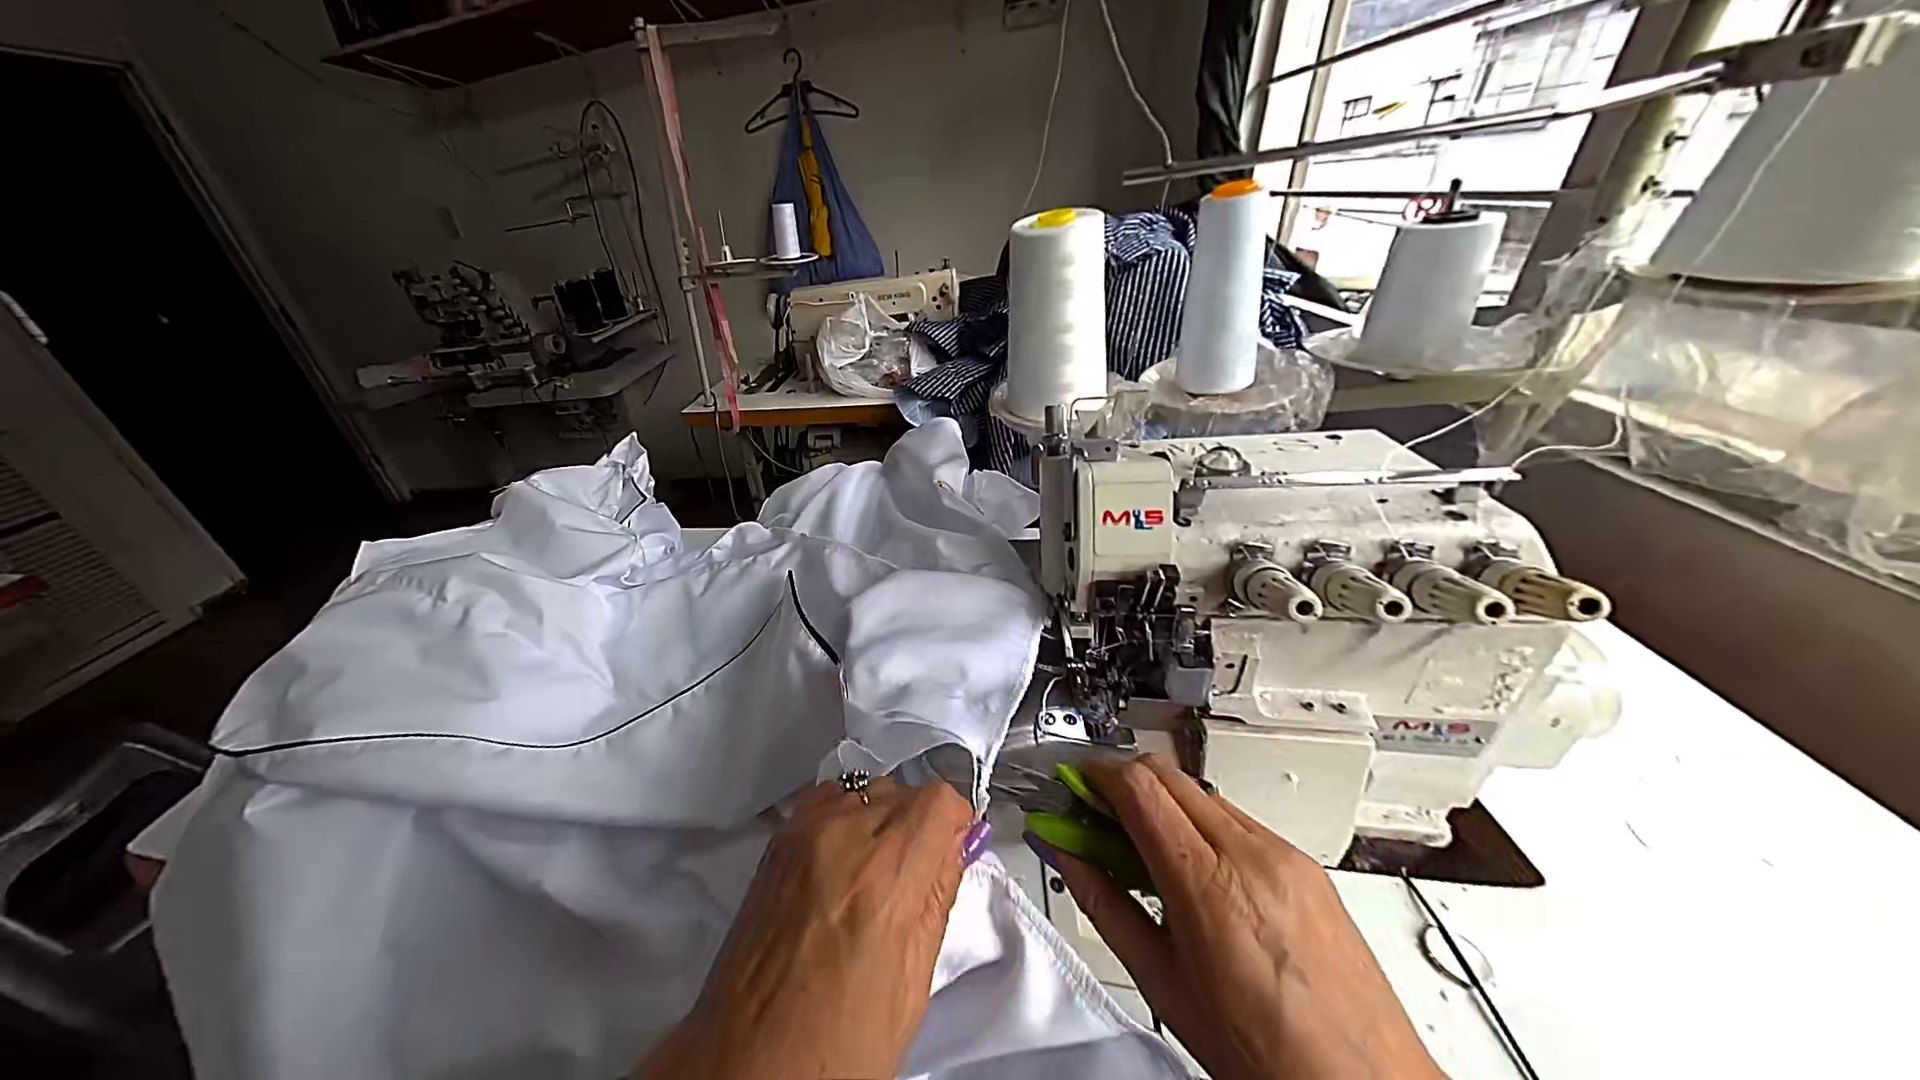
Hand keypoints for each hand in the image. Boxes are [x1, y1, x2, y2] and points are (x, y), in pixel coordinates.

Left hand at [634, 776, 976, 1079]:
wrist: (747, 1062)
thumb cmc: (830, 1045)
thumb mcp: (912, 979)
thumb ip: (939, 894)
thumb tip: (957, 845)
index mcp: (885, 878)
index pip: (938, 799)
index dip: (955, 822)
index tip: (954, 844)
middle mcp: (842, 841)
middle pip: (905, 791)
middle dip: (922, 824)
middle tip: (918, 870)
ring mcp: (804, 835)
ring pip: (869, 790)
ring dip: (884, 818)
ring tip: (878, 870)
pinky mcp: (778, 841)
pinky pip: (829, 798)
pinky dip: (847, 815)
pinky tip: (847, 857)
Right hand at [1045, 754, 1443, 1079]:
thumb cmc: (1271, 1055)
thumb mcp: (1163, 982)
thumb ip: (1105, 905)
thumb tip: (1070, 858)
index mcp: (1210, 886)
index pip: (1139, 787)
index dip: (1096, 775)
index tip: (1074, 784)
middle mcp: (1253, 855)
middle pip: (1166, 774)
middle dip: (1120, 781)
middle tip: (1093, 813)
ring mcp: (1285, 854)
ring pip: (1200, 791)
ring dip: (1158, 801)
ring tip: (1139, 848)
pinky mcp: (1304, 863)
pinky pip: (1235, 817)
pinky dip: (1197, 822)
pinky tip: (1188, 865)